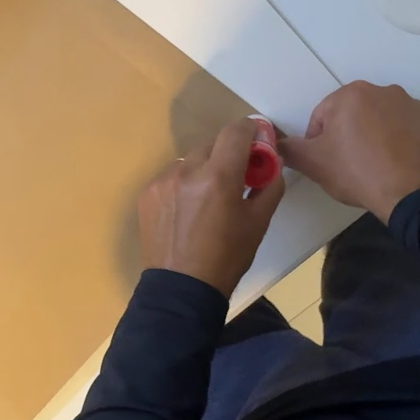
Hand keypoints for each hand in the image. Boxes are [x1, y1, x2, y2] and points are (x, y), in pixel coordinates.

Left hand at [139, 118, 286, 296]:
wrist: (182, 289)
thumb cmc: (227, 258)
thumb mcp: (258, 222)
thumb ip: (269, 185)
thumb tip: (272, 163)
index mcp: (218, 177)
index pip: (236, 131)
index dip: (251, 130)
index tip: (257, 139)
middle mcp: (187, 170)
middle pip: (213, 143)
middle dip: (228, 153)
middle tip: (237, 174)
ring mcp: (163, 181)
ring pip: (190, 159)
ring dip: (204, 168)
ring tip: (209, 197)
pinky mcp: (147, 193)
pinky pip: (171, 176)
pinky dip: (183, 184)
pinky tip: (188, 209)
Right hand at [279, 81, 419, 222]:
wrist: (411, 192)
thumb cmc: (357, 171)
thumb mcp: (313, 163)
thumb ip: (290, 149)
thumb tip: (278, 144)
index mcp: (350, 94)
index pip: (322, 117)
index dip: (319, 142)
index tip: (326, 163)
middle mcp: (382, 91)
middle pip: (353, 115)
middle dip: (348, 136)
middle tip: (349, 165)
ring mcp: (410, 105)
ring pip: (380, 120)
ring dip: (374, 137)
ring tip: (374, 166)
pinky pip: (406, 130)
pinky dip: (399, 142)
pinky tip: (395, 164)